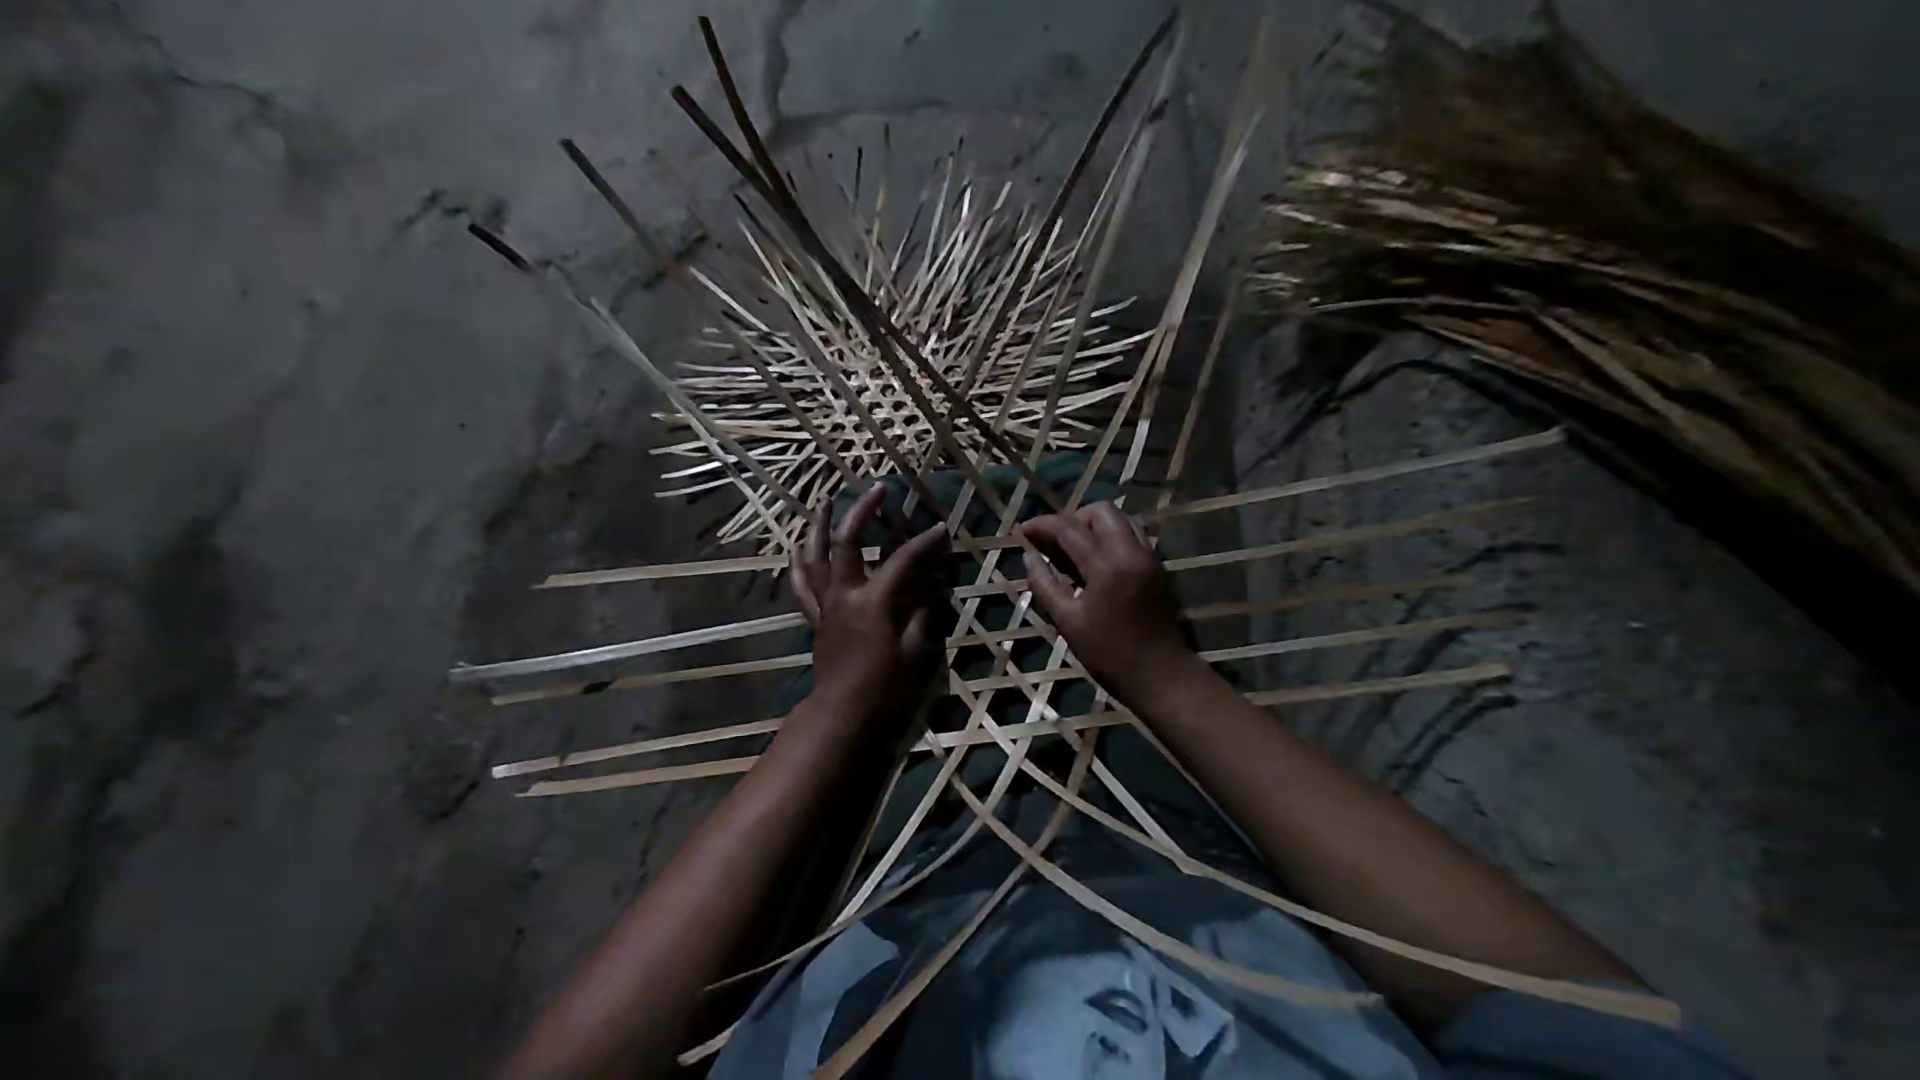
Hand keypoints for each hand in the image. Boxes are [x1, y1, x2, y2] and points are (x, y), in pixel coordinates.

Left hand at [790, 484, 949, 740]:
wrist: (843, 714)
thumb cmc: (884, 687)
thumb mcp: (915, 652)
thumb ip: (924, 613)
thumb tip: (936, 585)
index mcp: (872, 602)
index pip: (902, 562)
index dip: (924, 544)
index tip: (941, 528)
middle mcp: (843, 595)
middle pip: (847, 542)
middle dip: (862, 512)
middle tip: (877, 489)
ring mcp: (825, 604)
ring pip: (814, 556)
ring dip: (818, 525)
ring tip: (823, 499)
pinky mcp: (815, 618)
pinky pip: (801, 584)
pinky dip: (798, 562)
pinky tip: (797, 545)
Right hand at [1018, 502, 1206, 709]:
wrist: (1160, 673)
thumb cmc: (1109, 653)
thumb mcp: (1068, 622)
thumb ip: (1045, 585)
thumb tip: (1029, 557)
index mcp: (1106, 565)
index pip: (1070, 529)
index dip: (1043, 525)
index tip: (1023, 531)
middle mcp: (1130, 551)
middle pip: (1101, 511)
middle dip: (1072, 518)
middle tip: (1053, 541)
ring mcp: (1148, 556)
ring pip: (1121, 519)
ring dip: (1095, 524)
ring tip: (1075, 547)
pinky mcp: (1157, 566)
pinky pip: (1134, 533)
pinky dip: (1112, 535)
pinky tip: (1098, 557)